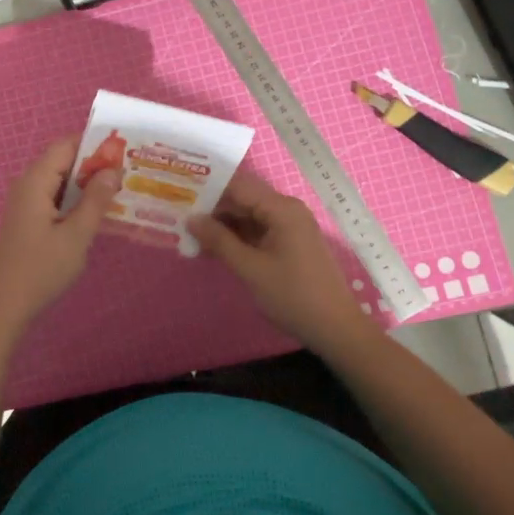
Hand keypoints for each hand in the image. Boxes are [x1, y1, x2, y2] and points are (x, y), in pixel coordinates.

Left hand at [0, 138, 119, 330]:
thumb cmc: (41, 269)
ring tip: (120, 190)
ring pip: (59, 180)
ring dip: (86, 183)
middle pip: (62, 160)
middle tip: (128, 172)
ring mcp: (24, 202)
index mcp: (35, 181)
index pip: (65, 145)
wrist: (5, 304)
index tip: (123, 152)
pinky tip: (96, 212)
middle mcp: (26, 184)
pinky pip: (53, 196)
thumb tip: (113, 170)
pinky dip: (74, 198)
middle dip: (94, 164)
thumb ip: (95, 200)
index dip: (94, 144)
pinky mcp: (27, 218)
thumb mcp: (76, 235)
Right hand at [189, 172, 375, 355]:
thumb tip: (190, 218)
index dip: (208, 187)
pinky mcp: (289, 244)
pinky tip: (211, 246)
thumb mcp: (250, 268)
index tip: (178, 191)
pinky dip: (235, 237)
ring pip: (247, 216)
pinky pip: (256, 231)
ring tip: (188, 230)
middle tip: (177, 213)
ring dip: (221, 224)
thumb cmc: (293, 295)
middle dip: (211, 207)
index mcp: (281, 209)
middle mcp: (286, 210)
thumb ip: (219, 240)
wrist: (336, 329)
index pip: (237, 186)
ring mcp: (289, 227)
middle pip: (242, 199)